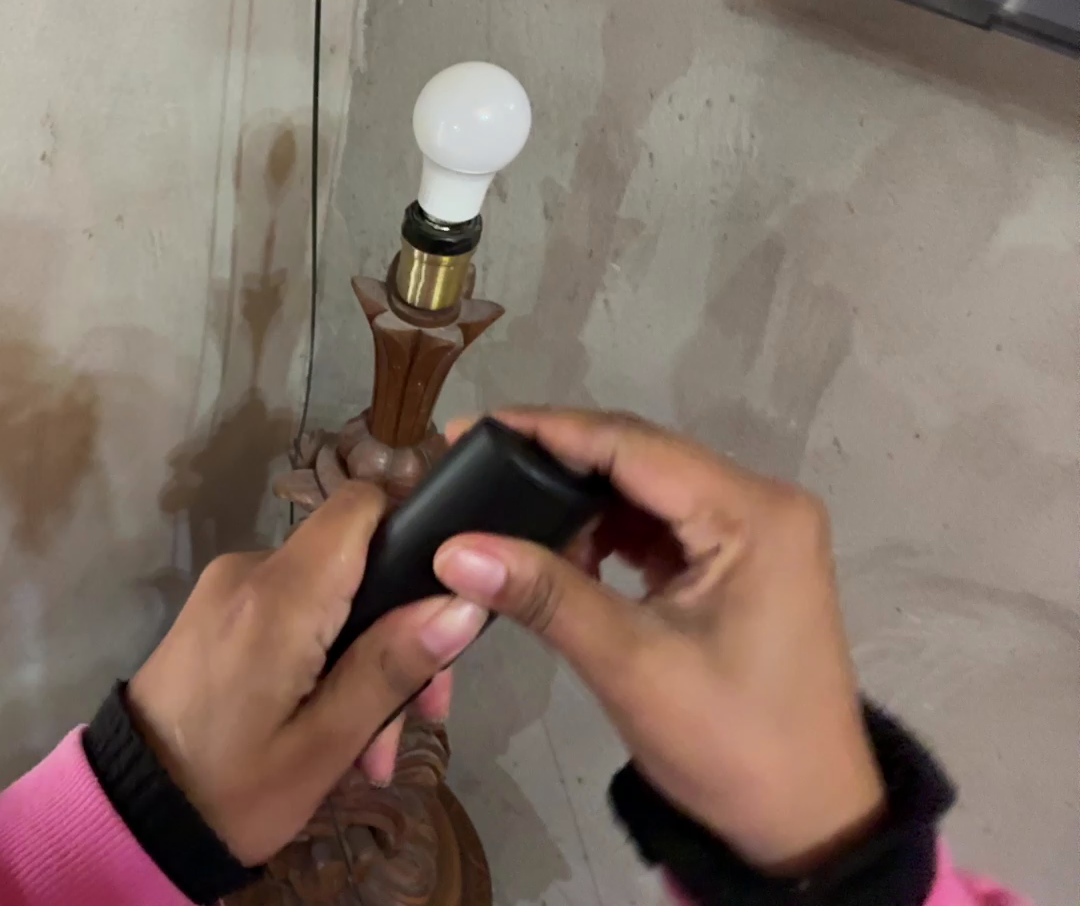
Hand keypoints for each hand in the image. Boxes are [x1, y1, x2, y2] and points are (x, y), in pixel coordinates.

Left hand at [128, 483, 485, 863]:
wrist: (134, 803)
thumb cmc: (232, 786)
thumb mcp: (325, 743)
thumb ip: (391, 666)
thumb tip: (460, 605)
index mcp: (278, 593)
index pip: (357, 506)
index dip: (408, 531)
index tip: (440, 600)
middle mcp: (250, 568)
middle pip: (350, 560)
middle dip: (394, 629)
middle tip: (419, 716)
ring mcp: (227, 584)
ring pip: (324, 592)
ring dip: (358, 656)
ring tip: (368, 749)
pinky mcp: (216, 605)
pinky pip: (287, 608)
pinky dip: (318, 652)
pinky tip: (325, 723)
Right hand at [432, 409, 885, 874]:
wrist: (803, 825)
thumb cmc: (733, 742)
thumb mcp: (629, 662)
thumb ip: (541, 593)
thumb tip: (451, 548)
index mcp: (751, 515)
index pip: (627, 444)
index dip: (541, 430)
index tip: (464, 431)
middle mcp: (753, 504)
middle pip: (630, 453)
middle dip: (547, 455)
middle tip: (468, 460)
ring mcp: (741, 530)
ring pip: (631, 482)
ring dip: (566, 494)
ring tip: (498, 505)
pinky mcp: (722, 557)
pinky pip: (641, 516)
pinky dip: (590, 525)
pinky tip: (551, 546)